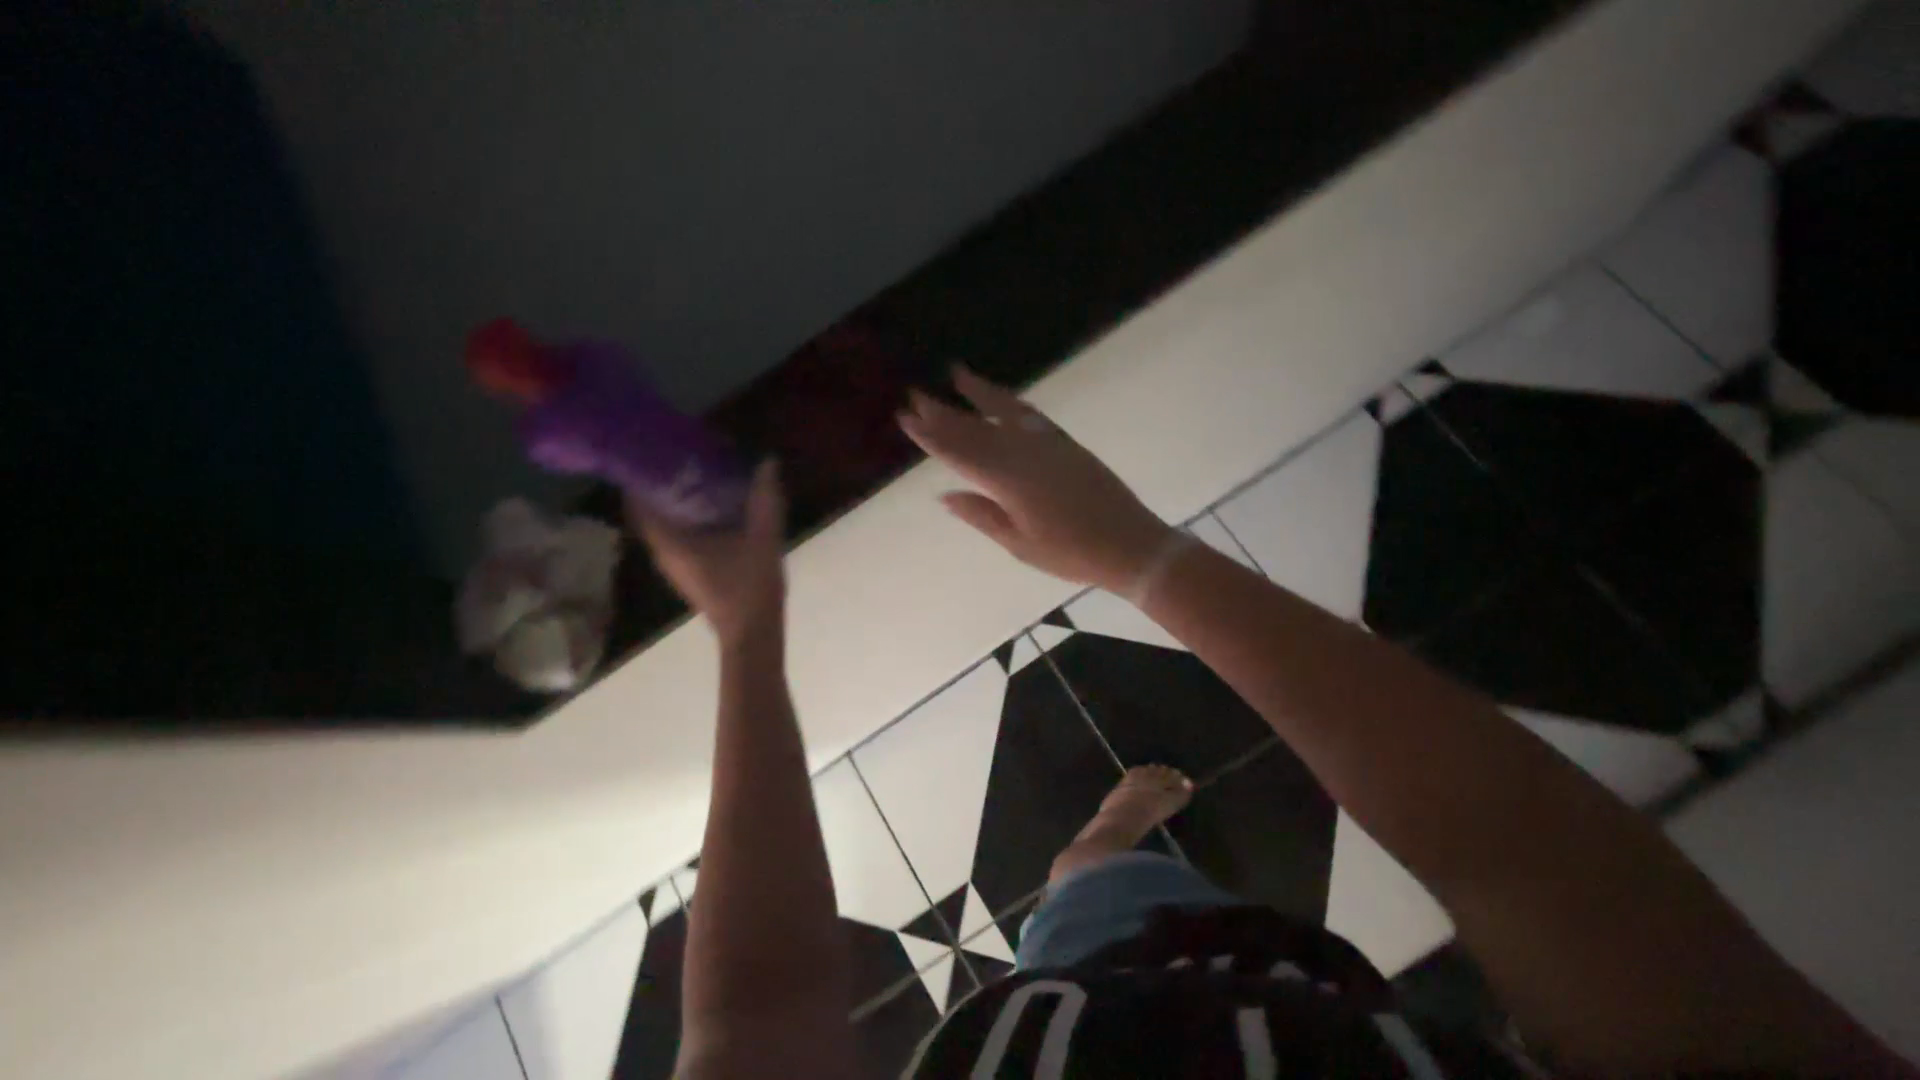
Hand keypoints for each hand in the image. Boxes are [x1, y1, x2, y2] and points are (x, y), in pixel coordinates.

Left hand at [629, 460, 786, 646]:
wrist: (752, 637)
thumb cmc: (750, 588)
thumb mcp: (763, 539)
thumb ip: (765, 500)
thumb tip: (768, 461)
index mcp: (671, 542)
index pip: (636, 502)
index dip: (639, 474)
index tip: (652, 448)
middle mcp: (664, 552)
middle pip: (647, 510)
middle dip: (657, 482)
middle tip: (676, 454)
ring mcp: (675, 564)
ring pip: (662, 523)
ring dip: (671, 500)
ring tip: (693, 472)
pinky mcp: (690, 570)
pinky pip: (676, 534)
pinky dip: (685, 516)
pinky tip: (711, 504)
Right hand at [898, 366, 1174, 590]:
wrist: (1129, 543)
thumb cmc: (1071, 553)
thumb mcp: (1020, 544)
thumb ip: (982, 515)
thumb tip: (944, 495)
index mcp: (1008, 482)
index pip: (960, 454)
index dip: (931, 436)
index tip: (906, 418)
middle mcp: (1023, 455)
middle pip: (976, 429)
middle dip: (944, 413)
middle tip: (915, 396)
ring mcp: (1047, 444)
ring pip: (1003, 413)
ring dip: (978, 394)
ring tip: (956, 374)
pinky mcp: (1065, 442)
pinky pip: (1031, 414)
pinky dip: (1010, 401)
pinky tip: (997, 397)